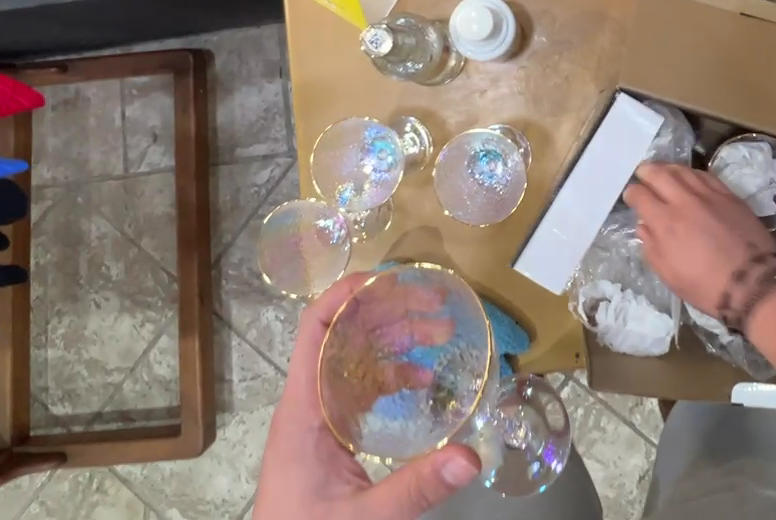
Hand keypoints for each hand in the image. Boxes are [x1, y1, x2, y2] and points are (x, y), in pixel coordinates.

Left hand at [254, 272, 481, 519]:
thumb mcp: (363, 518)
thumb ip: (415, 488)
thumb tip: (472, 457)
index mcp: (304, 406)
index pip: (315, 327)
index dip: (347, 294)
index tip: (392, 280)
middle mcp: (309, 399)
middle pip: (345, 334)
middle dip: (391, 311)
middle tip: (438, 306)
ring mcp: (320, 415)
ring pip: (357, 357)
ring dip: (397, 339)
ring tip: (442, 333)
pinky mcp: (330, 433)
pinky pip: (361, 388)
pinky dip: (393, 375)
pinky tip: (423, 381)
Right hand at [623, 163, 775, 318]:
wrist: (754, 284)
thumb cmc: (707, 286)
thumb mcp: (669, 275)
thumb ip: (651, 247)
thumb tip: (643, 226)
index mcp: (665, 222)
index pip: (640, 194)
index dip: (631, 194)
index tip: (631, 198)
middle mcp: (684, 201)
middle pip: (658, 173)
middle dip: (646, 172)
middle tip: (643, 175)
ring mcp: (709, 195)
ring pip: (682, 169)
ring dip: (668, 168)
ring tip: (663, 171)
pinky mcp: (729, 195)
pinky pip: (704, 175)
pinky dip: (691, 173)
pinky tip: (689, 178)